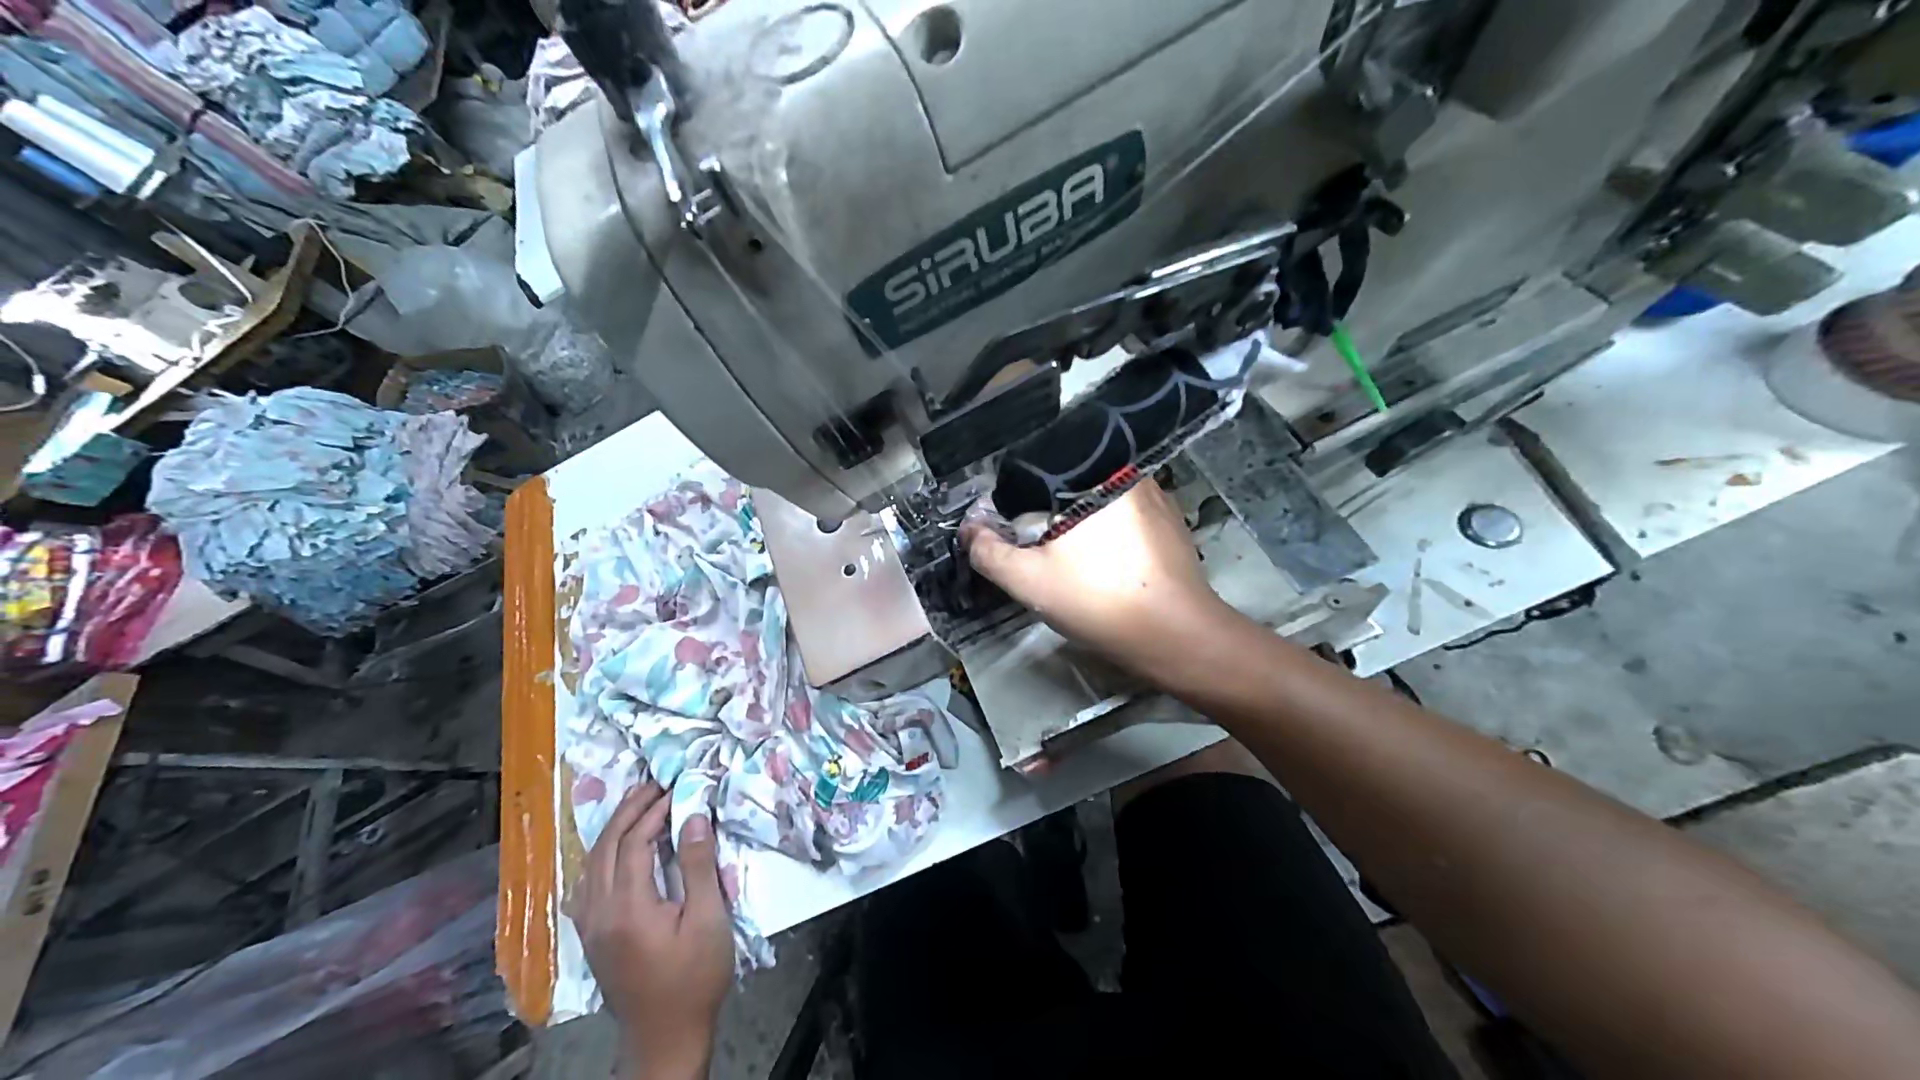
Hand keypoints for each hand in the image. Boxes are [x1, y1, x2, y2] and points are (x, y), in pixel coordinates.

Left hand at [573, 782, 731, 1079]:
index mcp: (627, 908)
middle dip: (630, 810)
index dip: (655, 811)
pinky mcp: (592, 935)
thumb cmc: (696, 977)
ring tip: (639, 803)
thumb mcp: (708, 920)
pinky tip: (618, 848)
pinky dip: (604, 854)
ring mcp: (590, 925)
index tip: (679, 787)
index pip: (633, 842)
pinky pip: (589, 882)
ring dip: (615, 828)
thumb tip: (694, 816)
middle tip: (656, 783)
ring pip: (593, 862)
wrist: (666, 1037)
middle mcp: (599, 912)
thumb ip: (699, 866)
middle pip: (606, 846)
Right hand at [962, 483, 1234, 679]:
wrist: (1176, 637)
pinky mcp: (1172, 521)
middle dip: (1049, 508)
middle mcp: (1131, 473)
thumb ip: (990, 552)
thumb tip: (969, 530)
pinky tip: (1103, 560)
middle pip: (1072, 481)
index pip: (1041, 467)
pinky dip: (1108, 529)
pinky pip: (1125, 513)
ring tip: (1067, 551)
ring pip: (1100, 498)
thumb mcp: (1030, 581)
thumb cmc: (1100, 601)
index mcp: (1098, 473)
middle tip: (1036, 541)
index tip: (1010, 525)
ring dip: (1081, 519)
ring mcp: (1157, 496)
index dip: (1017, 495)